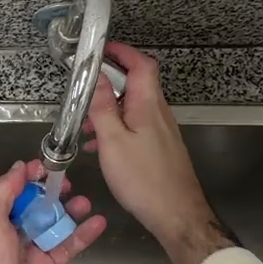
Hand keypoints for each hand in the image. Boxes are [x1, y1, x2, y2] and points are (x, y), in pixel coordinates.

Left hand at [0, 160, 105, 263]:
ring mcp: (30, 251)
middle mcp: (9, 233)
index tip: (44, 166)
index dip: (26, 178)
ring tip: (84, 201)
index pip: (10, 192)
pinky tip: (97, 222)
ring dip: (69, 211)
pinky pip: (67, 246)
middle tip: (66, 183)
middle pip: (33, 207)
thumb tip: (18, 167)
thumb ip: (2, 191)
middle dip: (49, 193)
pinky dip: (82, 234)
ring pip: (53, 225)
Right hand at [85, 42, 233, 263]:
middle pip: (138, 84)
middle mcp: (159, 113)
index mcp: (148, 106)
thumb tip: (94, 78)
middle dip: (110, 80)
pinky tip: (101, 145)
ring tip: (86, 122)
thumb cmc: (143, 178)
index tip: (102, 49)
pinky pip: (136, 125)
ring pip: (135, 107)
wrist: (177, 214)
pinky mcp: (160, 147)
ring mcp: (162, 131)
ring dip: (111, 107)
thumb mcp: (113, 141)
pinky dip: (117, 126)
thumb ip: (102, 108)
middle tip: (85, 87)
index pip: (142, 65)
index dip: (124, 52)